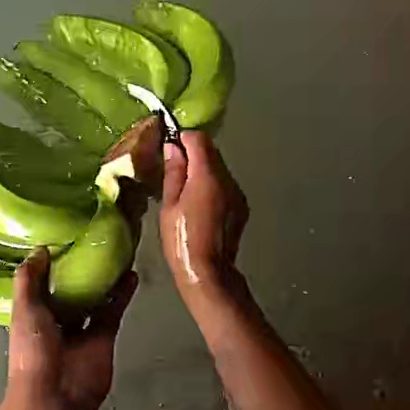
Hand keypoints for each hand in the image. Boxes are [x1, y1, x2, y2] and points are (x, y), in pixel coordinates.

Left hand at [5, 250, 136, 409]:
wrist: (57, 395)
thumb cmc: (34, 350)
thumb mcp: (23, 309)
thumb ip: (28, 279)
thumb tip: (39, 249)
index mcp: (30, 313)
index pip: (39, 283)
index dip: (47, 262)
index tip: (60, 236)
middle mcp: (55, 319)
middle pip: (68, 288)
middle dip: (77, 268)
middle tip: (90, 237)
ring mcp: (80, 328)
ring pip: (93, 297)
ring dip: (102, 277)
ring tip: (115, 250)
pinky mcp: (103, 336)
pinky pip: (113, 310)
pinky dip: (122, 294)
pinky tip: (131, 273)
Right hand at [159, 130, 248, 297]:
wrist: (208, 271)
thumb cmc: (181, 239)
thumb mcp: (169, 204)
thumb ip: (174, 172)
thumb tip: (173, 147)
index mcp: (207, 176)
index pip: (199, 140)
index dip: (182, 137)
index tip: (168, 144)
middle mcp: (228, 180)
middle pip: (212, 152)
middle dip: (192, 152)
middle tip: (172, 164)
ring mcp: (237, 193)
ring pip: (219, 168)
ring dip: (202, 168)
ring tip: (183, 186)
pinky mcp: (241, 206)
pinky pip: (225, 184)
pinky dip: (212, 184)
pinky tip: (198, 202)